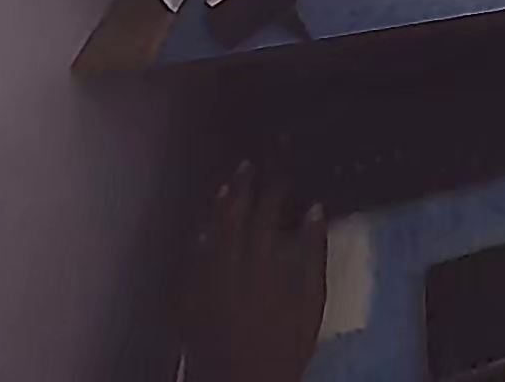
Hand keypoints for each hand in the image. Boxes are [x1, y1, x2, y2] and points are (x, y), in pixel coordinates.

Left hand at [183, 163, 326, 381]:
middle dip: (243, 183)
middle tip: (249, 163)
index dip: (276, 178)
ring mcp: (205, 278)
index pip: (269, 204)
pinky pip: (193, 256)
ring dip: (220, 205)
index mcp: (261, 256)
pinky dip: (201, 237)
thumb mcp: (311, 300)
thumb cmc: (284, 346)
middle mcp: (229, 260)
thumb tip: (315, 209)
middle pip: (235, 211)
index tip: (282, 158)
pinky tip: (205, 231)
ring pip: (211, 229)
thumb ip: (314, 251)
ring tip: (228, 185)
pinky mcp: (189, 299)